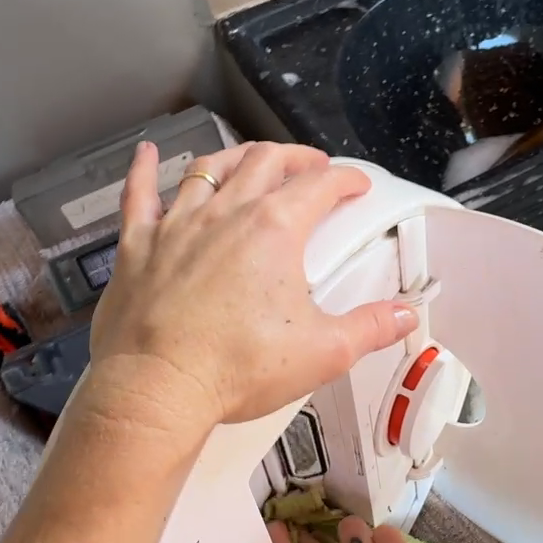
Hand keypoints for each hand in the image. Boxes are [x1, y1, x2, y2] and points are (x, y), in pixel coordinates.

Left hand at [84, 141, 417, 434]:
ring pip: (210, 167)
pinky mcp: (139, 245)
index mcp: (274, 229)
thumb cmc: (236, 367)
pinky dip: (145, 170)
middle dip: (296, 157)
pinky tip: (147, 154)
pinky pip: (139, 194)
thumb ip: (371, 328)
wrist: (158, 387)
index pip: (320, 185)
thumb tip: (403, 316)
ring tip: (253, 158)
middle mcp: (226, 213)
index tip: (354, 184)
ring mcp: (177, 224)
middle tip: (311, 166)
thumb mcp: (324, 351)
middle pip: (266, 161)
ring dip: (238, 156)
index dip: (344, 179)